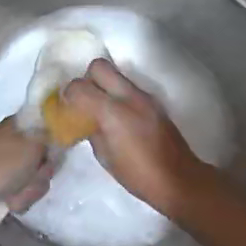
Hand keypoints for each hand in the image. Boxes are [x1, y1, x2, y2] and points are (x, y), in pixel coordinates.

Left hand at [0, 120, 53, 211]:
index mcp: (18, 124)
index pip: (50, 127)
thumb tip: (60, 130)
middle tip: (32, 175)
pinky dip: (20, 197)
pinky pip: (25, 190)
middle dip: (42, 172)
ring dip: (31, 188)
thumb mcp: (32, 144)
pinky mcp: (5, 183)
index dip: (55, 142)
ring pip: (37, 177)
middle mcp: (14, 141)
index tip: (52, 153)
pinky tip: (10, 200)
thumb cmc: (1, 165)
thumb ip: (52, 134)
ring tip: (16, 192)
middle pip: (46, 156)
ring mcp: (9, 164)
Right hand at [60, 59, 208, 215]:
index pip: (79, 87)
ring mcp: (145, 96)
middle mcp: (129, 96)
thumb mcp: (104, 156)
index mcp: (113, 113)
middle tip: (84, 101)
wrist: (179, 179)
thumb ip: (90, 129)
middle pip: (99, 66)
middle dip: (86, 79)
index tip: (66, 108)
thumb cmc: (137, 174)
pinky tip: (118, 117)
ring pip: (116, 74)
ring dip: (103, 86)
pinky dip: (117, 94)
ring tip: (100, 110)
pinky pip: (128, 87)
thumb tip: (84, 119)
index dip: (68, 95)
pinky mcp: (154, 102)